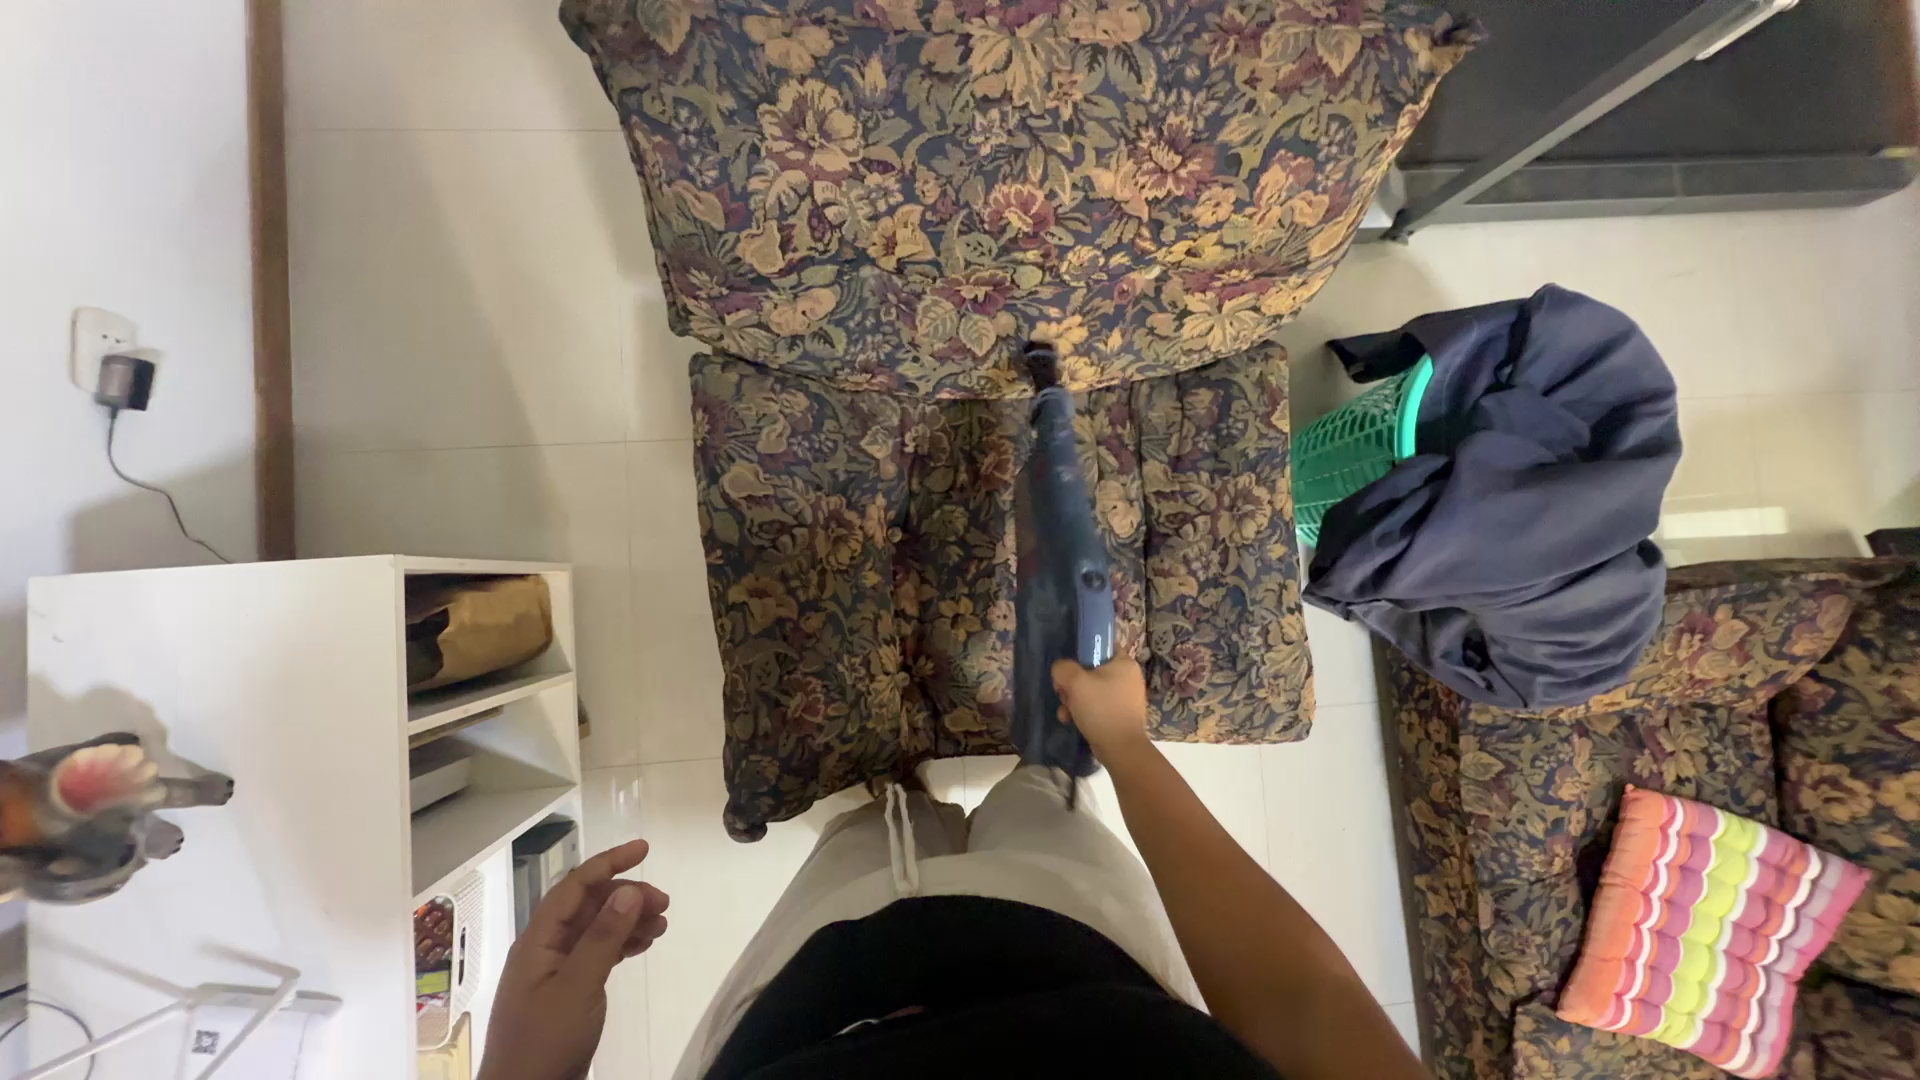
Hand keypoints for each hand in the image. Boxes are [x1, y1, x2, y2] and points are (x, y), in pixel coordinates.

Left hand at [478, 839, 669, 1079]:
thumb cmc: (545, 1043)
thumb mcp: (578, 987)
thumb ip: (603, 937)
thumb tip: (629, 889)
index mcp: (537, 941)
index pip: (574, 886)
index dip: (609, 862)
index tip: (645, 848)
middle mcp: (544, 949)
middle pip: (588, 905)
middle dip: (627, 895)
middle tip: (664, 903)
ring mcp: (555, 972)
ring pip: (596, 928)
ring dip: (629, 919)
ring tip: (662, 925)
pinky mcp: (567, 992)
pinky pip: (598, 951)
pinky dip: (623, 942)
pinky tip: (644, 944)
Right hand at [1051, 656, 1150, 761]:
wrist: (1120, 749)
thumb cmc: (1101, 709)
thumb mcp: (1076, 682)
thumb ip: (1063, 668)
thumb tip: (1061, 670)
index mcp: (1124, 663)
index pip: (1101, 646)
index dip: (1082, 652)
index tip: (1069, 665)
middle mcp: (1127, 677)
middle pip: (1091, 670)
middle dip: (1072, 683)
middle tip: (1063, 692)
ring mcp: (1124, 697)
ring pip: (1090, 689)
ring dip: (1073, 699)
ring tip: (1066, 711)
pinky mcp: (1119, 714)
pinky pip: (1096, 705)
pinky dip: (1082, 711)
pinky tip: (1071, 720)